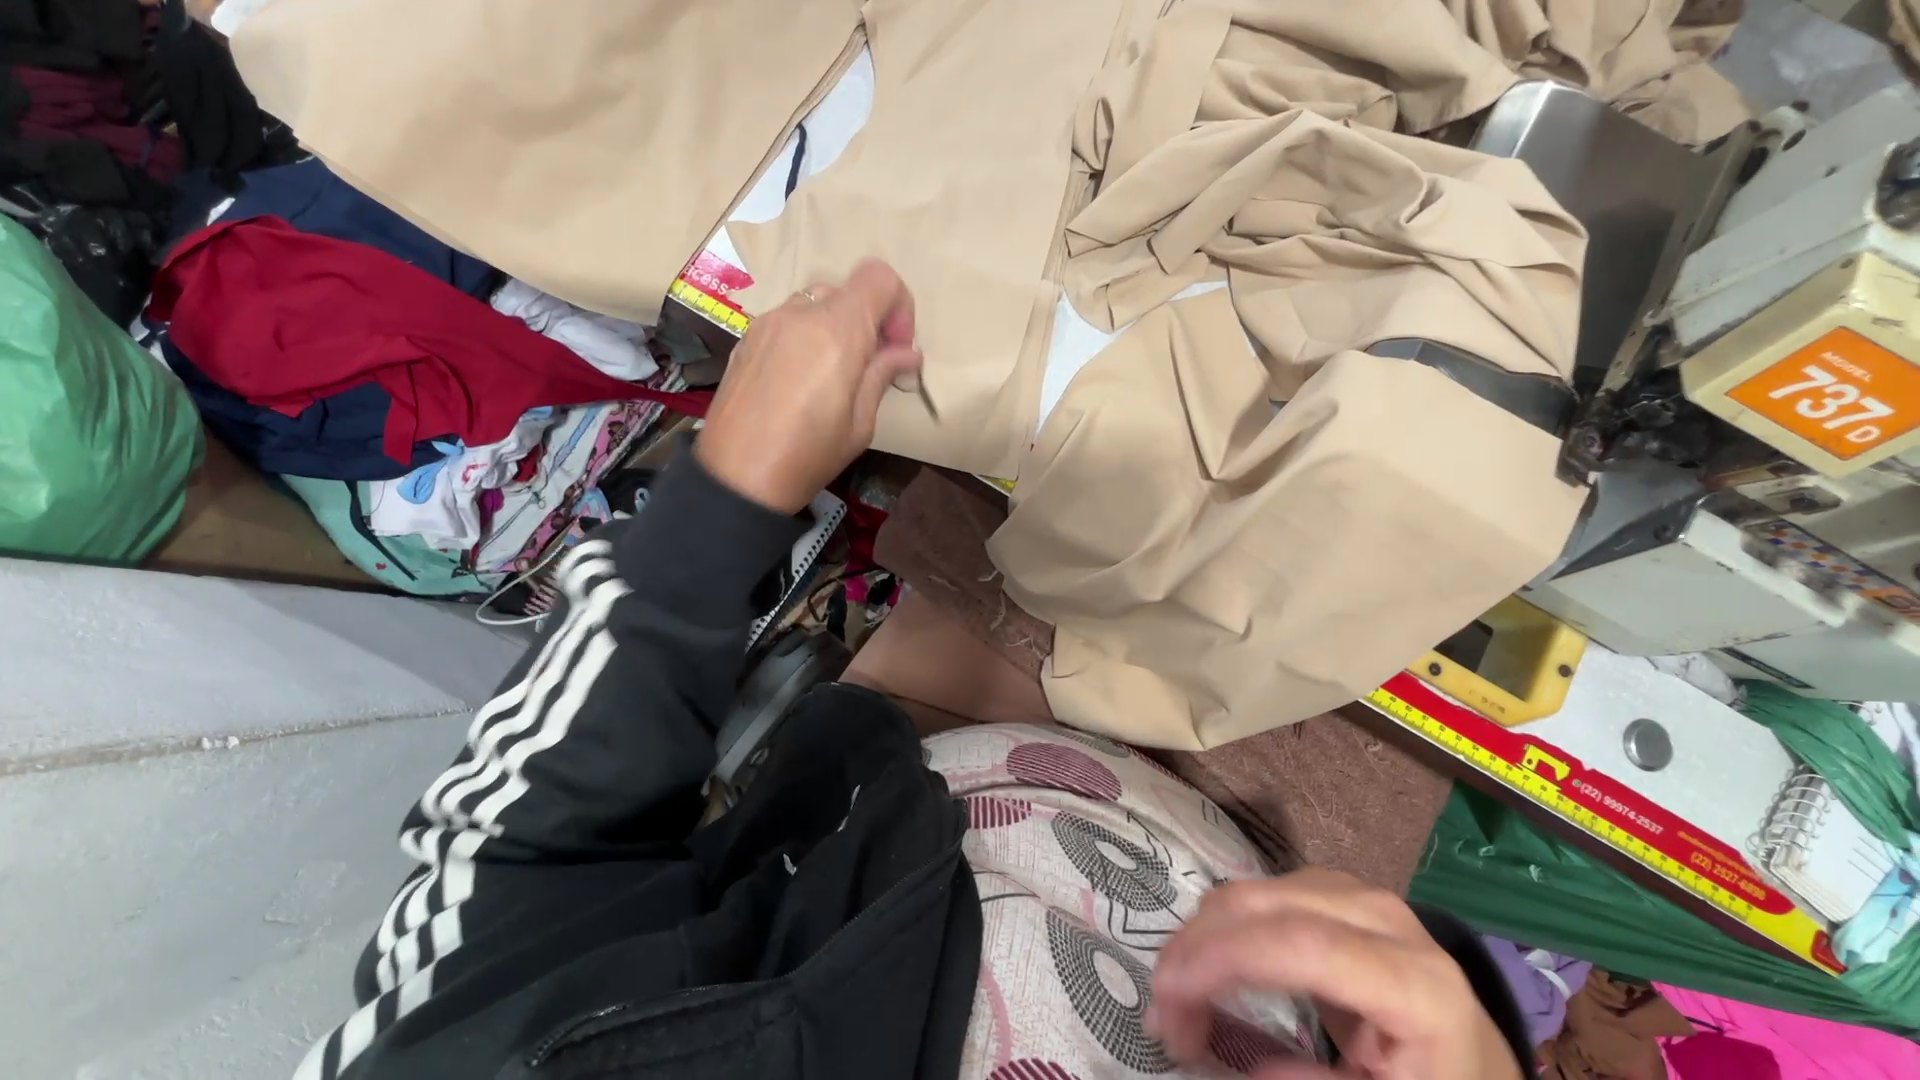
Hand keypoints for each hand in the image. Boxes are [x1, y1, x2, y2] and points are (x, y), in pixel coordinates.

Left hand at [695, 259, 921, 513]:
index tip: (896, 347)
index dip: (899, 305)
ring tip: (833, 375)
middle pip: (848, 290)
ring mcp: (768, 323)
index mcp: (836, 331)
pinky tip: (800, 382)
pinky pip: (788, 322)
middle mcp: (800, 314)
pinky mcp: (746, 339)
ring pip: (815, 304)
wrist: (736, 478)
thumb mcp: (860, 423)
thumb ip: (881, 375)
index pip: (879, 277)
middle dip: (868, 320)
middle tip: (870, 366)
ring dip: (835, 328)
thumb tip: (906, 353)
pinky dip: (805, 337)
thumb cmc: (807, 456)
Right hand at [1147, 869, 1521, 1079]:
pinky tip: (1209, 969)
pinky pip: (1262, 896)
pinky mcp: (1337, 894)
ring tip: (1181, 1004)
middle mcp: (1388, 921)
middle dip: (1197, 951)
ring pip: (1254, 892)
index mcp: (1418, 986)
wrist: (1477, 1067)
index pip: (1306, 946)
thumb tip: (1246, 1066)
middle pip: (1266, 907)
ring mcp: (1360, 897)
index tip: (1167, 997)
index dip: (1225, 959)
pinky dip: (1222, 928)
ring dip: (1202, 940)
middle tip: (1163, 1019)